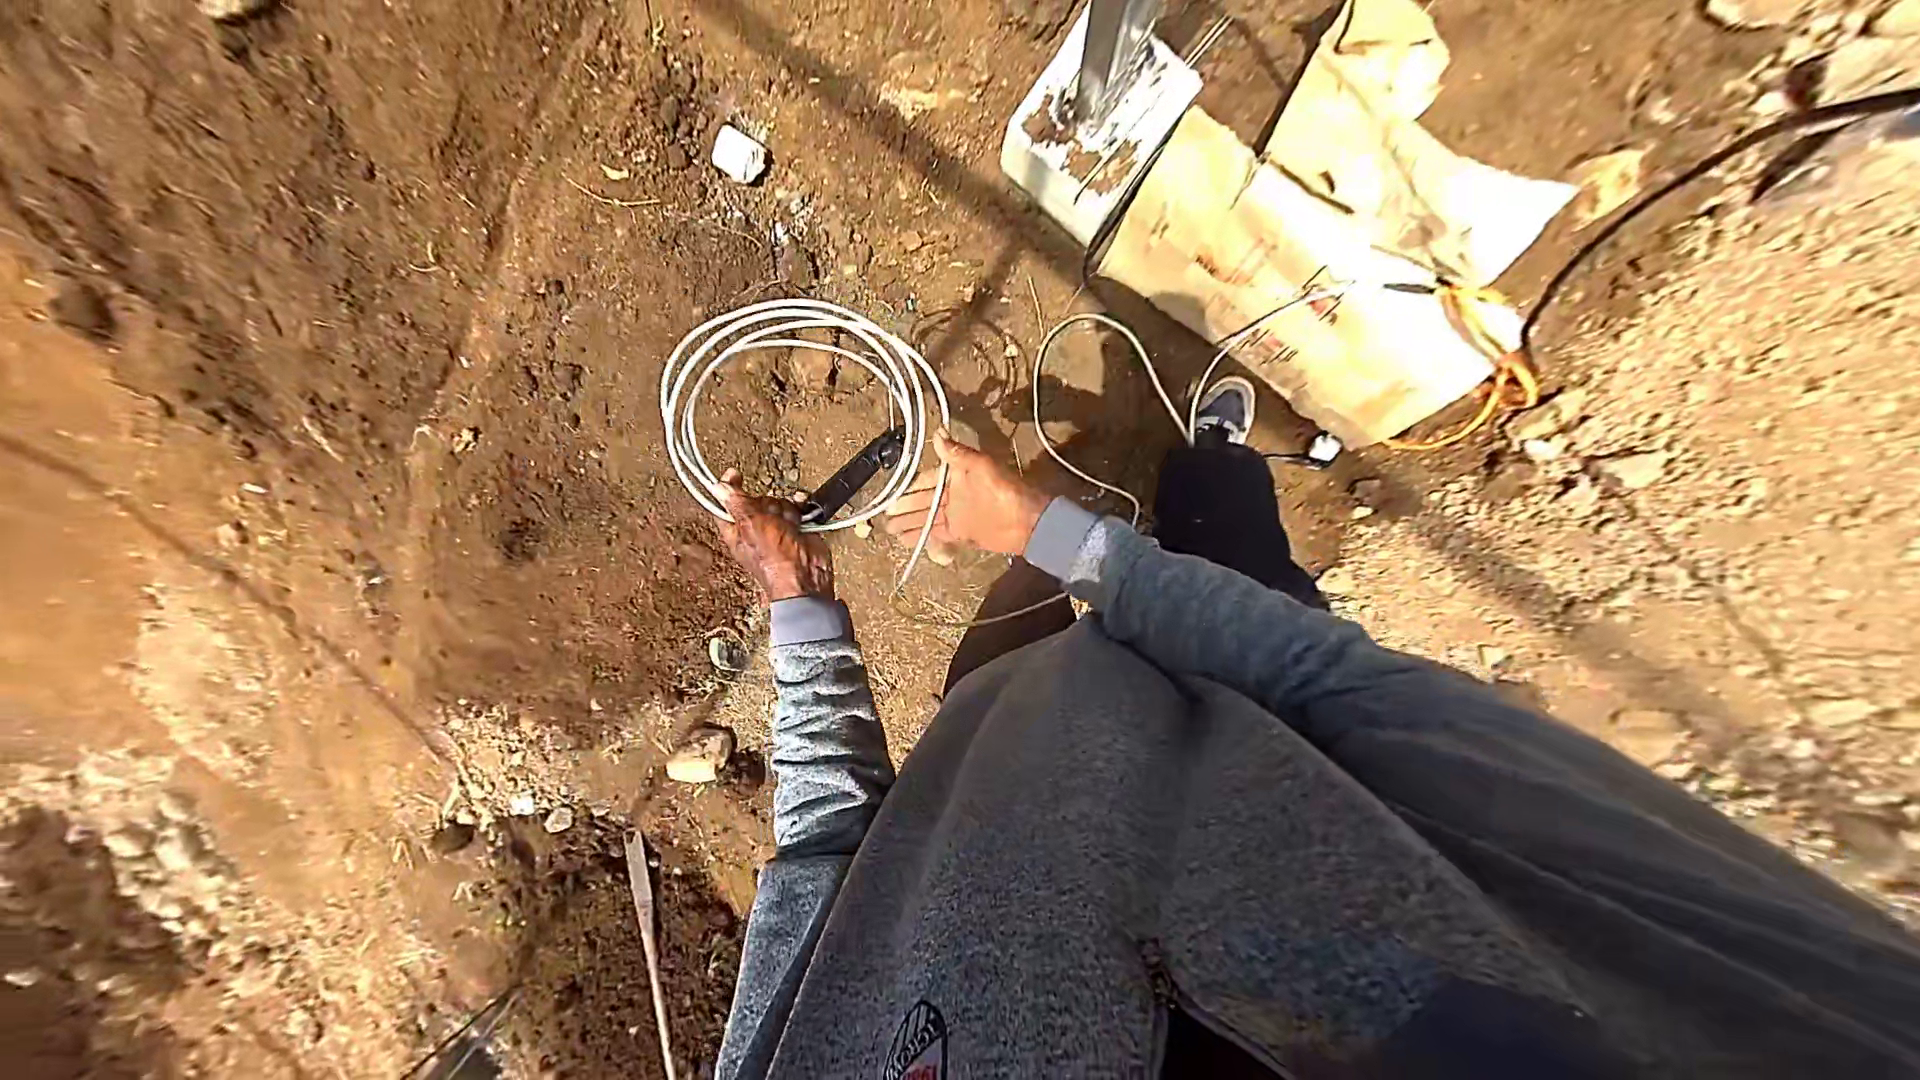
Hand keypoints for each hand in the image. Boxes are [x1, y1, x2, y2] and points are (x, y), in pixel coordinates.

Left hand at [715, 469, 833, 602]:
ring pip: (779, 502)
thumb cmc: (774, 559)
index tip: (734, 474)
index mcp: (736, 530)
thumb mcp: (749, 525)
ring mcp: (778, 528)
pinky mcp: (797, 527)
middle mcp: (756, 528)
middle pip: (758, 499)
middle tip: (770, 519)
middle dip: (767, 504)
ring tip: (788, 524)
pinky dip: (800, 506)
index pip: (727, 504)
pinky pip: (797, 507)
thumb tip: (718, 487)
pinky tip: (801, 511)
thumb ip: (736, 503)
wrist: (805, 574)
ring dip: (785, 509)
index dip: (729, 488)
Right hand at [885, 430, 1051, 556]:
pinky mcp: (960, 532)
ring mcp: (957, 515)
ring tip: (889, 527)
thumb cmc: (1005, 489)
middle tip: (885, 512)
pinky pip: (936, 533)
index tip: (894, 491)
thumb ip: (957, 453)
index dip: (912, 486)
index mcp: (958, 477)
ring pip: (926, 518)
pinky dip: (920, 536)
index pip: (928, 480)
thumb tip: (937, 432)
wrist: (1026, 521)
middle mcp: (954, 495)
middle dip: (905, 506)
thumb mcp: (980, 466)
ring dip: (909, 522)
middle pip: (924, 500)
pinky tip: (905, 539)